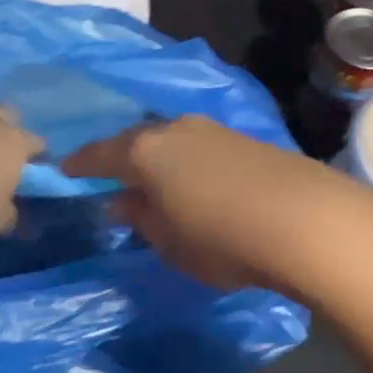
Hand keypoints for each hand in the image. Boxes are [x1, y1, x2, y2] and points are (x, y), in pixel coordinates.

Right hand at [62, 115, 372, 294]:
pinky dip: (190, 164)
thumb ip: (141, 219)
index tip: (65, 172)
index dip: (80, 165)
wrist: (308, 221)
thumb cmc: (222, 239)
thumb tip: (123, 201)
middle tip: (112, 179)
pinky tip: (196, 184)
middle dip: (123, 159)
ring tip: (156, 184)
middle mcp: (175, 129)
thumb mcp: (170, 243)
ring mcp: (214, 130)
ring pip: (172, 142)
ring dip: (160, 162)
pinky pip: (201, 149)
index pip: (99, 154)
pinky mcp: (247, 140)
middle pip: (137, 141)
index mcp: (144, 151)